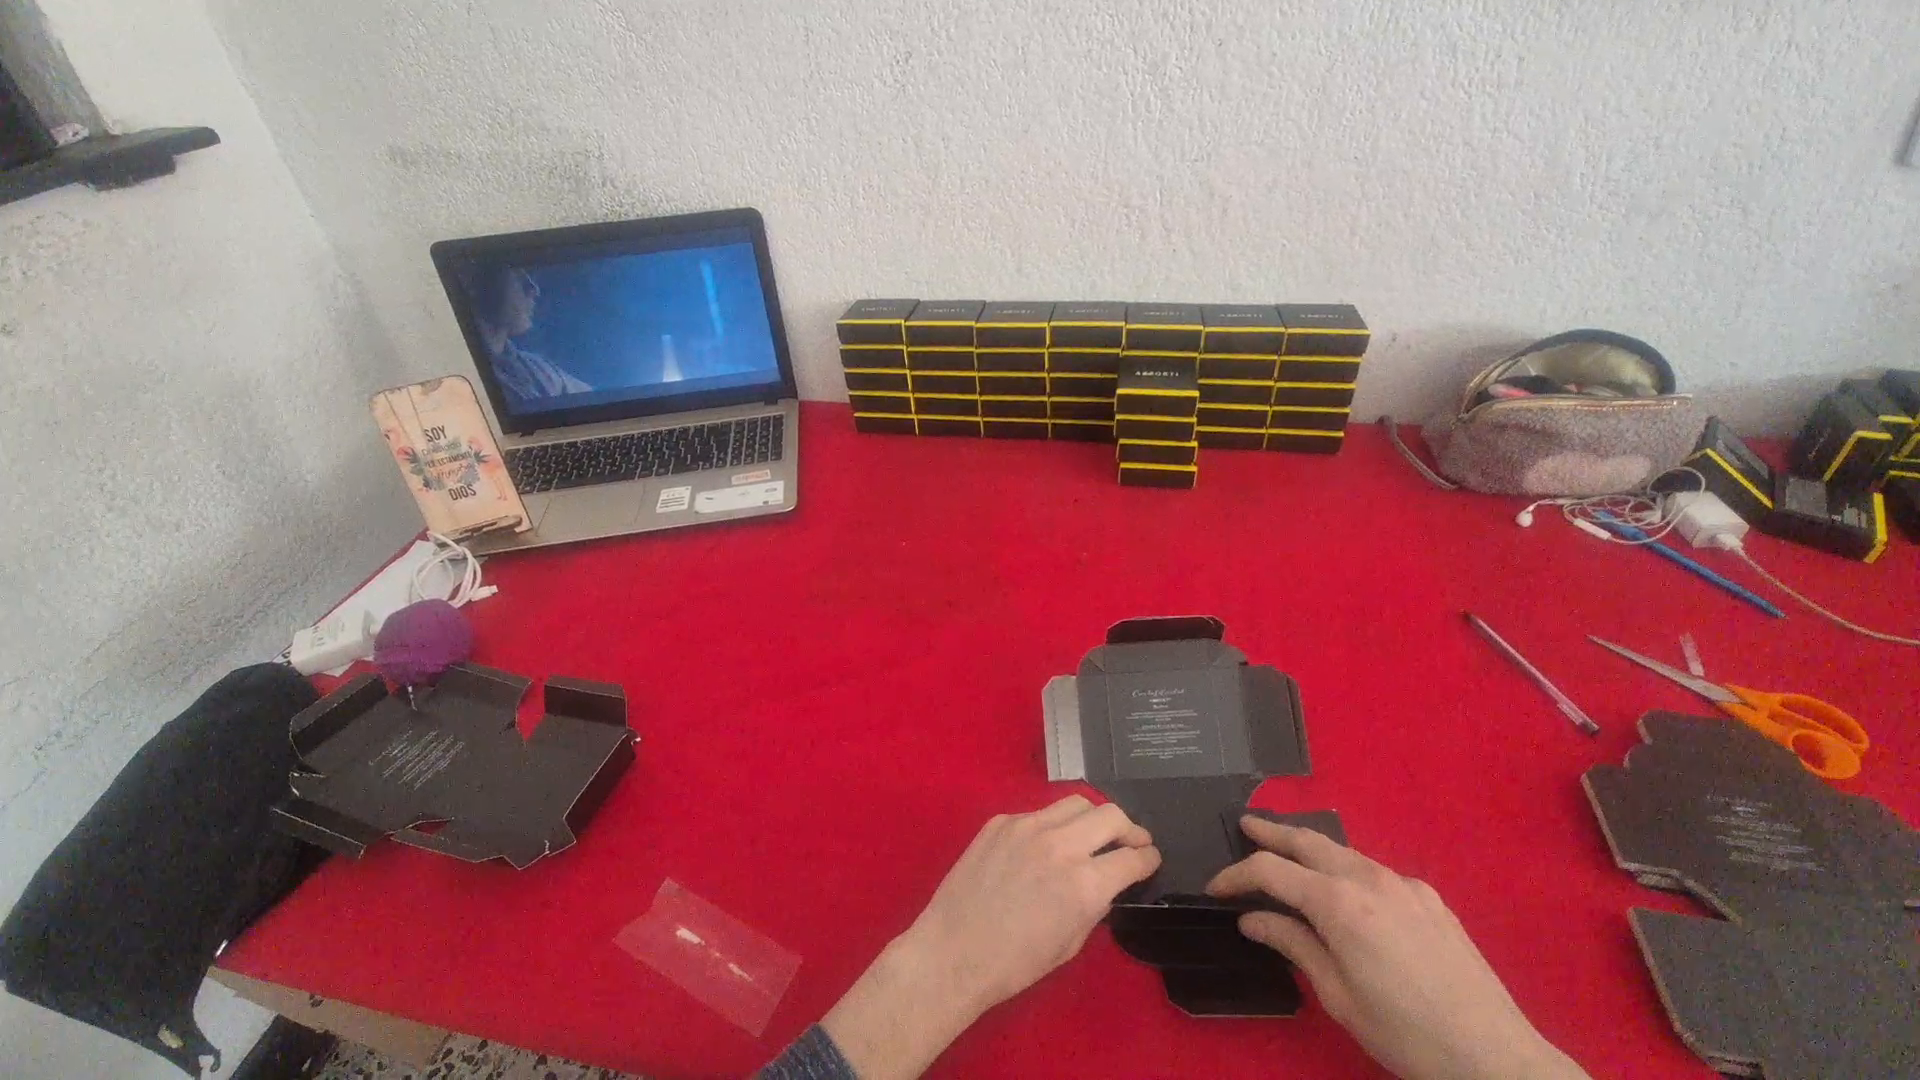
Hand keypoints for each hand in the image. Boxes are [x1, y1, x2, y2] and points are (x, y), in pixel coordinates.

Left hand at [820, 796, 1159, 1079]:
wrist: (953, 952)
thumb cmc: (1015, 963)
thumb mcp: (1071, 942)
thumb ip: (1095, 904)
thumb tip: (1106, 883)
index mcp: (1085, 883)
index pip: (1133, 856)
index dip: (1148, 858)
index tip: (1150, 859)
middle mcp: (1061, 845)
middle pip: (1111, 815)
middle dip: (1130, 829)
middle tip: (1132, 841)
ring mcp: (1027, 827)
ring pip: (1076, 803)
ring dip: (1093, 817)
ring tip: (1093, 834)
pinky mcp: (1000, 822)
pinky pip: (1038, 813)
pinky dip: (1053, 824)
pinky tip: (1046, 844)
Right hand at [1207, 817, 1588, 1079]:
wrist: (1495, 1057)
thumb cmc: (1404, 1033)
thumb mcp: (1337, 995)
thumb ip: (1293, 944)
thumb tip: (1253, 918)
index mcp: (1339, 903)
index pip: (1271, 871)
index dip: (1237, 875)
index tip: (1215, 887)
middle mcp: (1369, 878)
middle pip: (1309, 841)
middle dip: (1272, 832)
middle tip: (1245, 825)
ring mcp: (1405, 884)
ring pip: (1344, 852)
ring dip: (1311, 848)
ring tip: (1288, 853)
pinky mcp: (1431, 898)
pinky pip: (1376, 872)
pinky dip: (1347, 870)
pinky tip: (1347, 893)